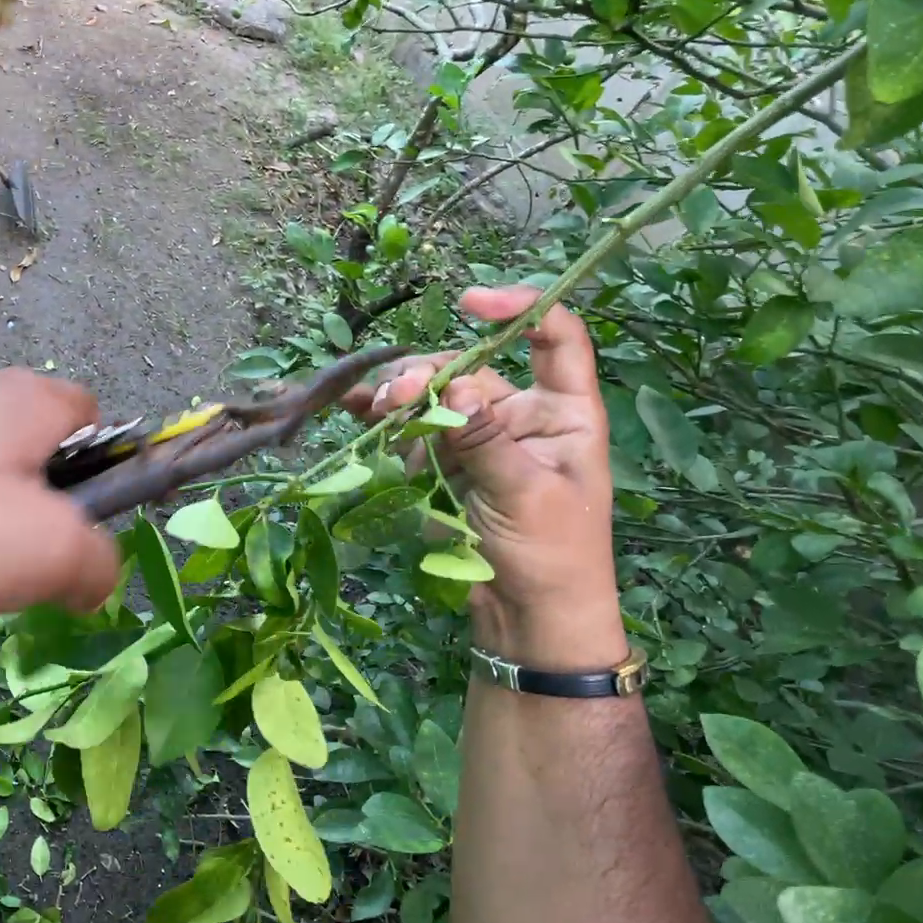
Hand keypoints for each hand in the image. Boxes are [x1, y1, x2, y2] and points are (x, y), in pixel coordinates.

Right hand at [340, 286, 626, 669]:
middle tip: (391, 397)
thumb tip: (451, 387)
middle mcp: (520, 417)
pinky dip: (388, 423)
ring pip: (434, 399)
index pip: (554, 339)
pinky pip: (414, 433)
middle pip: (471, 368)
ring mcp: (479, 441)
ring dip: (400, 399)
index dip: (520, 308)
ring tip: (370, 410)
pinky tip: (358, 413)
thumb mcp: (525, 494)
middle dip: (428, 374)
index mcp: (564, 414)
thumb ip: (485, 439)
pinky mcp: (447, 467)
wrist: (528, 617)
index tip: (468, 304)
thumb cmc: (552, 555)